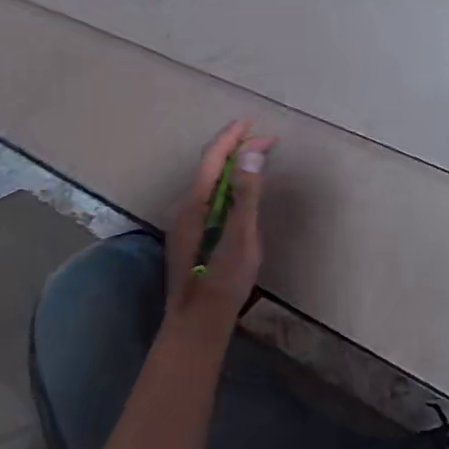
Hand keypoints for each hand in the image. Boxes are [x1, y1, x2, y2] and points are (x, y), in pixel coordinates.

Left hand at [163, 119, 274, 334]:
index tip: (250, 122)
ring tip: (255, 161)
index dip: (231, 137)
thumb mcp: (241, 238)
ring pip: (208, 183)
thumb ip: (246, 195)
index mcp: (195, 202)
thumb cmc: (222, 283)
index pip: (213, 157)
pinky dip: (226, 185)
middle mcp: (185, 206)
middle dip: (234, 148)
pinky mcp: (190, 236)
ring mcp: (185, 222)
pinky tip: (239, 194)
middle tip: (263, 142)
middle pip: (209, 167)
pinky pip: (209, 197)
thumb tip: (251, 152)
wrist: (196, 326)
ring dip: (231, 167)